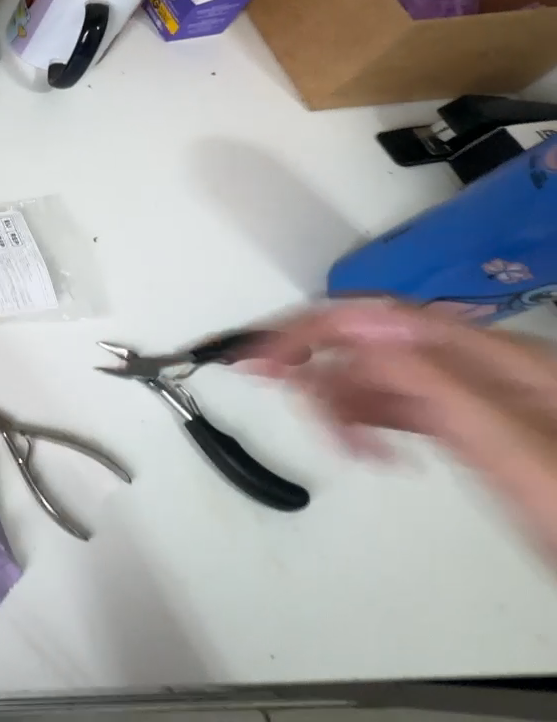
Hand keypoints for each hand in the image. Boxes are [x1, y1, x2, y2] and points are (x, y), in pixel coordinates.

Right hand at [252, 301, 556, 561]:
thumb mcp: (505, 443)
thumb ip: (432, 379)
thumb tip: (356, 328)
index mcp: (494, 358)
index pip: (378, 319)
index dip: (310, 329)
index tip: (260, 355)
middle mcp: (476, 367)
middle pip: (367, 346)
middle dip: (319, 372)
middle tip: (283, 400)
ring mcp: (470, 395)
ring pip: (371, 377)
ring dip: (337, 404)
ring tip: (340, 444)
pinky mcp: (461, 423)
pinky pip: (389, 405)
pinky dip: (361, 421)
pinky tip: (363, 446)